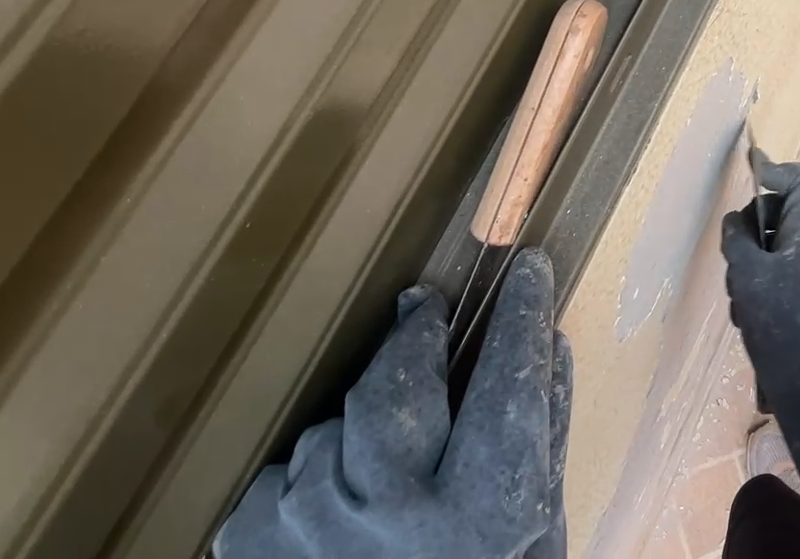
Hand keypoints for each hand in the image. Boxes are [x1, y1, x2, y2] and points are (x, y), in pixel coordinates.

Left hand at [215, 249, 571, 558]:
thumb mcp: (537, 531)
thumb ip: (543, 431)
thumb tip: (551, 342)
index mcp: (480, 513)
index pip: (507, 383)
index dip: (521, 317)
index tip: (529, 269)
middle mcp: (390, 519)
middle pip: (397, 387)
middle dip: (416, 337)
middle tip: (425, 308)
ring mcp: (308, 536)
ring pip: (333, 424)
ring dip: (362, 422)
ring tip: (385, 457)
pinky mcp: (249, 551)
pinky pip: (283, 471)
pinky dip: (312, 472)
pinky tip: (334, 503)